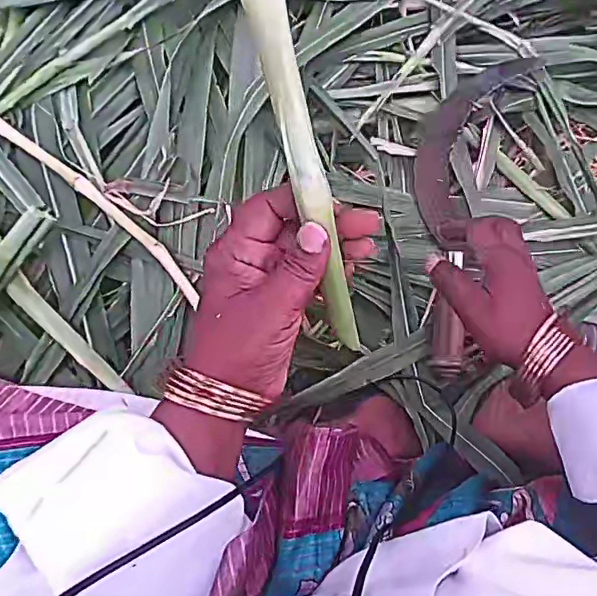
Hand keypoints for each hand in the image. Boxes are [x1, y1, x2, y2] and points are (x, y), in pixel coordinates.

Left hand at [153, 186, 377, 479]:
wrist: (230, 397)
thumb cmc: (235, 354)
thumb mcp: (271, 307)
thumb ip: (297, 268)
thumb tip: (319, 232)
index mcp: (235, 253)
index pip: (268, 209)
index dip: (300, 199)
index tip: (334, 199)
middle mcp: (250, 261)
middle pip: (292, 228)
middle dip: (328, 223)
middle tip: (364, 223)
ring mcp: (267, 281)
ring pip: (303, 252)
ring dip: (335, 247)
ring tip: (366, 244)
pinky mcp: (282, 301)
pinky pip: (308, 277)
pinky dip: (330, 272)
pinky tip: (352, 267)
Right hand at [426, 217, 596, 395]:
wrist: (542, 349)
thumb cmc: (509, 331)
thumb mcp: (470, 308)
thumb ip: (450, 281)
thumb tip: (433, 262)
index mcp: (501, 259)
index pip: (478, 229)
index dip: (457, 227)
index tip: (442, 231)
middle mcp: (517, 258)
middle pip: (498, 225)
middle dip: (475, 224)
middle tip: (456, 233)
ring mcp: (526, 268)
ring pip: (508, 237)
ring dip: (487, 235)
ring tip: (467, 245)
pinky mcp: (529, 281)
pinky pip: (512, 252)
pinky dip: (495, 249)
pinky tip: (484, 265)